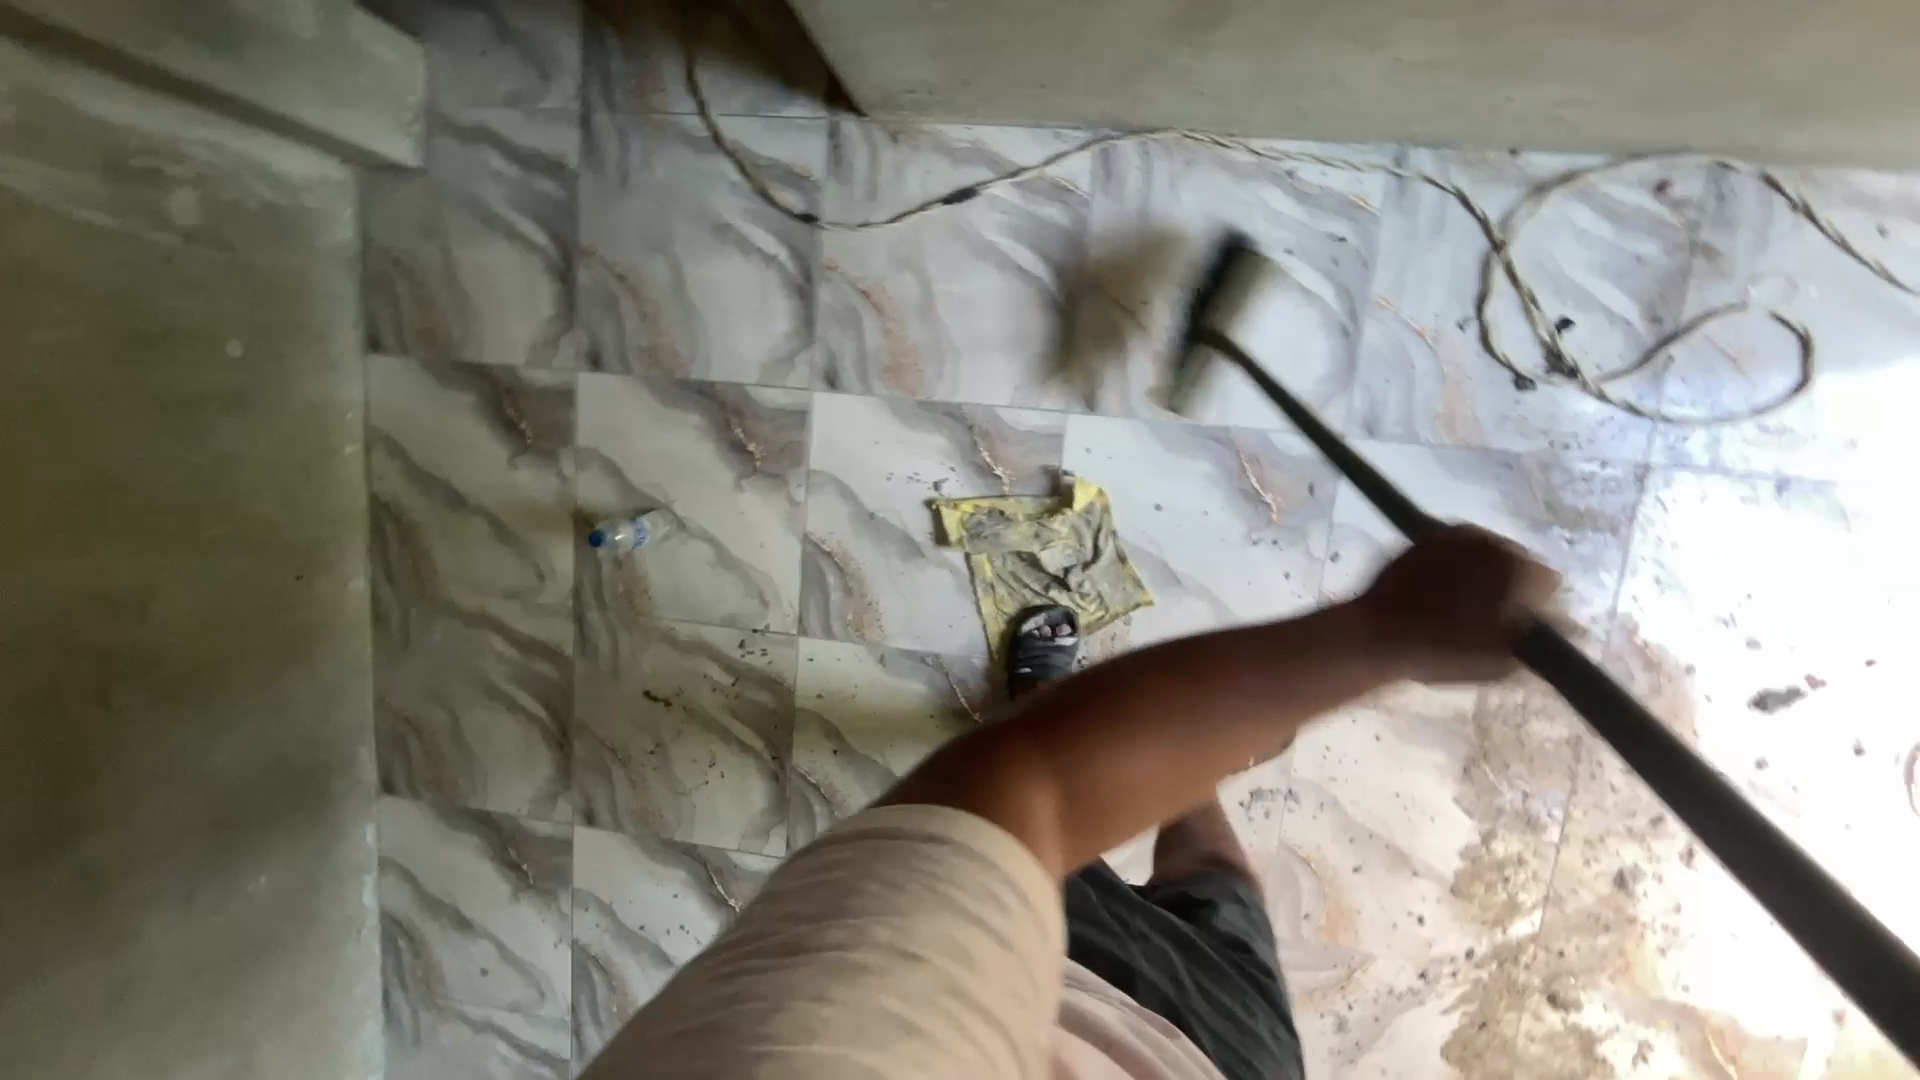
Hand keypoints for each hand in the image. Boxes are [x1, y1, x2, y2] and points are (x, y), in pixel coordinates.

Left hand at [1355, 524, 1560, 684]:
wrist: (1377, 634)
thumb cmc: (1441, 653)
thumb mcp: (1501, 661)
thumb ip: (1540, 640)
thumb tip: (1572, 628)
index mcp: (1523, 571)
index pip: (1548, 582)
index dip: (1536, 603)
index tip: (1517, 620)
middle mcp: (1495, 543)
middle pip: (1517, 561)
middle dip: (1508, 581)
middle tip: (1487, 609)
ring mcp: (1458, 534)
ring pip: (1487, 550)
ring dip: (1482, 568)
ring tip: (1461, 597)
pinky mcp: (1428, 535)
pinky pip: (1456, 543)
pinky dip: (1456, 559)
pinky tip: (1443, 581)